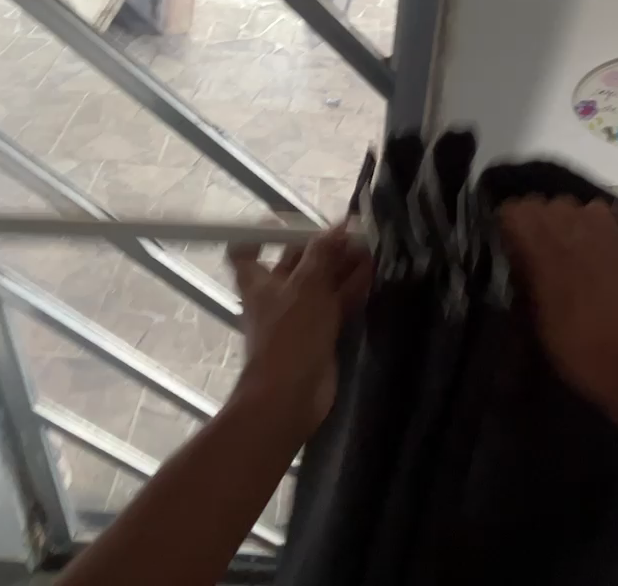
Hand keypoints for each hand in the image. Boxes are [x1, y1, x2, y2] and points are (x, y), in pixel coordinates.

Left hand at [227, 226, 372, 434]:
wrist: (290, 396)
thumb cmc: (289, 334)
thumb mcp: (307, 285)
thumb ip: (323, 253)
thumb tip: (339, 226)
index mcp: (257, 280)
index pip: (246, 248)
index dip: (262, 233)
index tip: (288, 220)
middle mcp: (275, 294)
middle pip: (295, 261)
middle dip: (322, 246)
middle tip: (353, 231)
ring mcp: (297, 314)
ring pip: (320, 281)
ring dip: (341, 265)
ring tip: (369, 247)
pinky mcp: (318, 332)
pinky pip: (335, 302)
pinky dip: (350, 288)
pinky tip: (371, 274)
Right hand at [500, 197, 617, 406]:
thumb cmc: (573, 346)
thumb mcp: (532, 317)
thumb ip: (521, 274)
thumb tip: (513, 250)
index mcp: (542, 255)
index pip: (513, 211)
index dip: (506, 224)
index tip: (506, 241)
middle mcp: (569, 234)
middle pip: (539, 202)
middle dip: (531, 219)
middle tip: (531, 246)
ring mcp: (600, 234)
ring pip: (567, 203)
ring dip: (558, 218)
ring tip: (560, 244)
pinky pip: (597, 211)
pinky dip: (588, 221)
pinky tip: (587, 243)